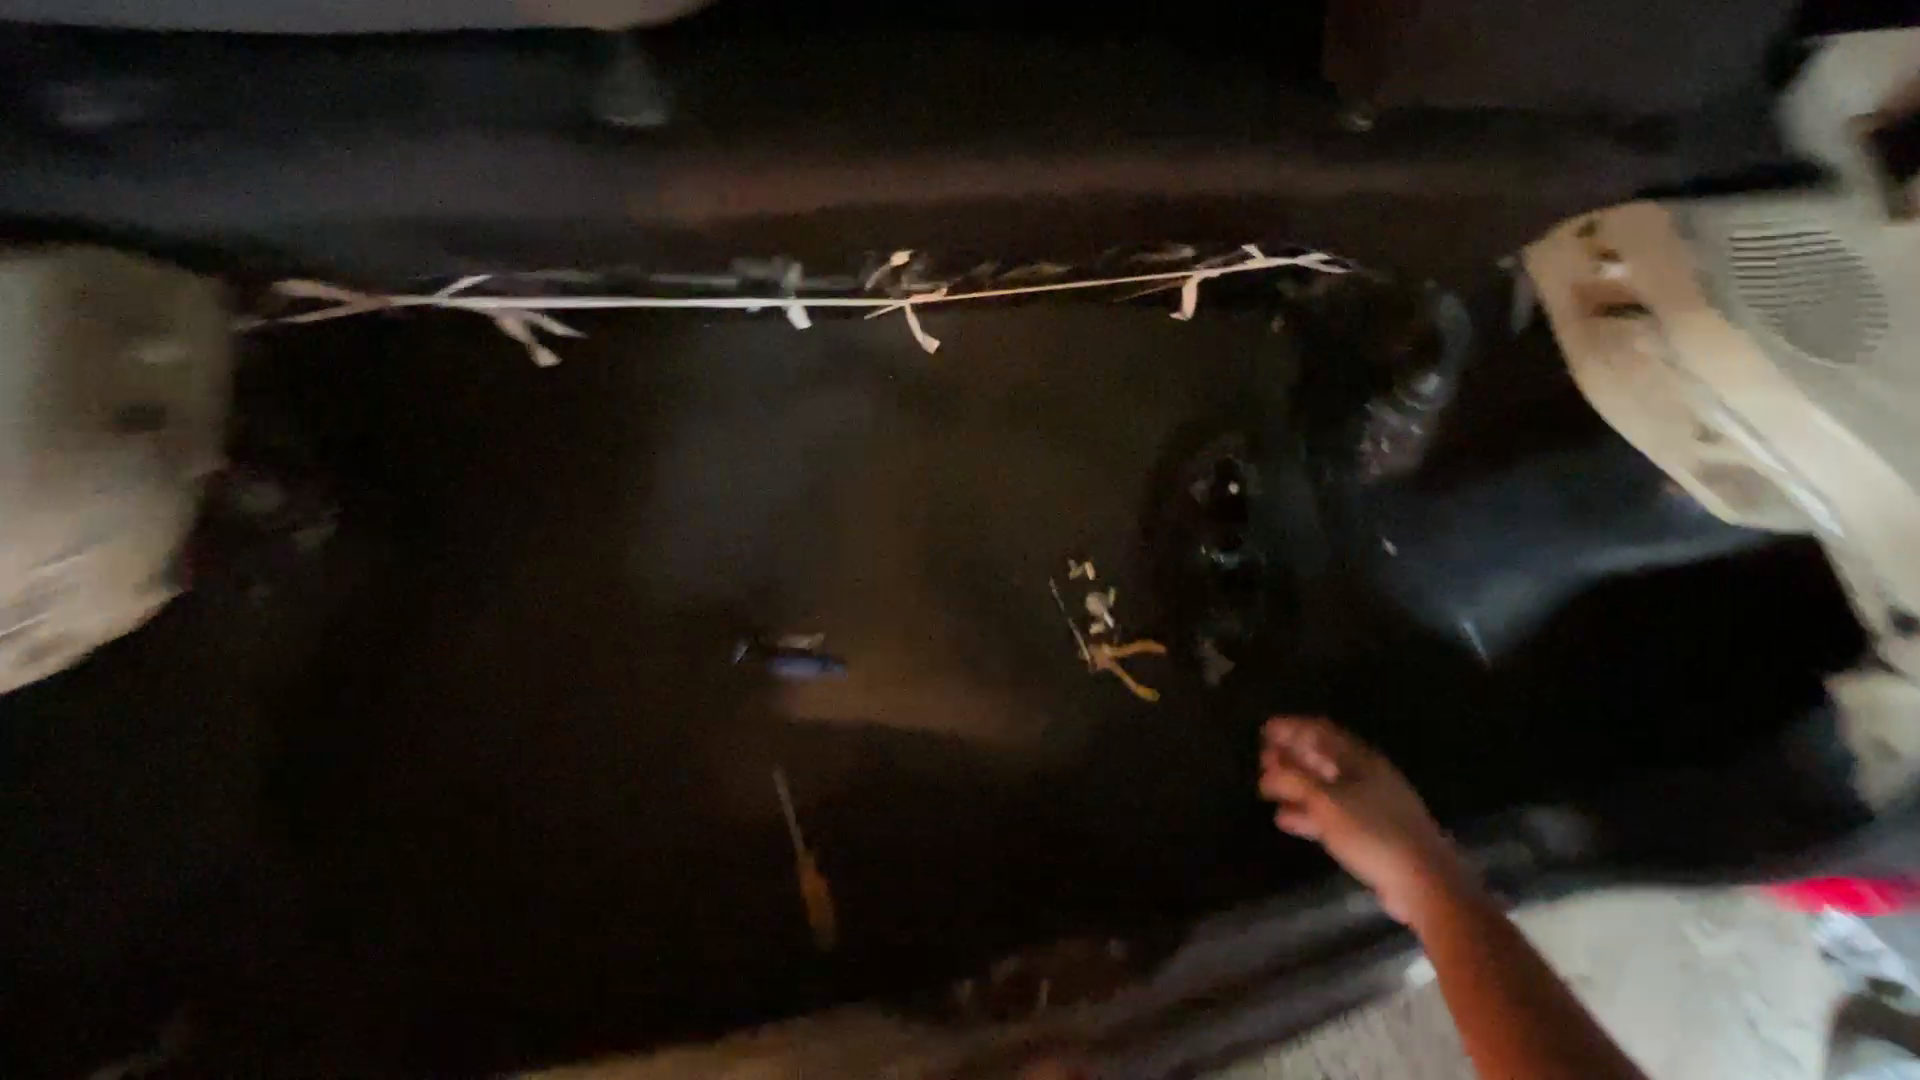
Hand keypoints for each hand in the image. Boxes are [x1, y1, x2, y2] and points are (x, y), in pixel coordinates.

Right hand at [1258, 716, 1472, 922]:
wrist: (1423, 881)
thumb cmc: (1372, 831)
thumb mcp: (1326, 801)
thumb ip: (1294, 781)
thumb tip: (1269, 771)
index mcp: (1360, 760)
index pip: (1320, 732)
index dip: (1291, 728)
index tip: (1265, 729)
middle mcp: (1366, 776)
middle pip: (1322, 758)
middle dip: (1291, 756)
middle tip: (1263, 760)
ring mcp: (1370, 805)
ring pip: (1325, 786)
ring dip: (1296, 785)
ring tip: (1267, 789)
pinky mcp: (1370, 832)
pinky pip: (1331, 813)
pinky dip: (1307, 812)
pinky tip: (1286, 819)